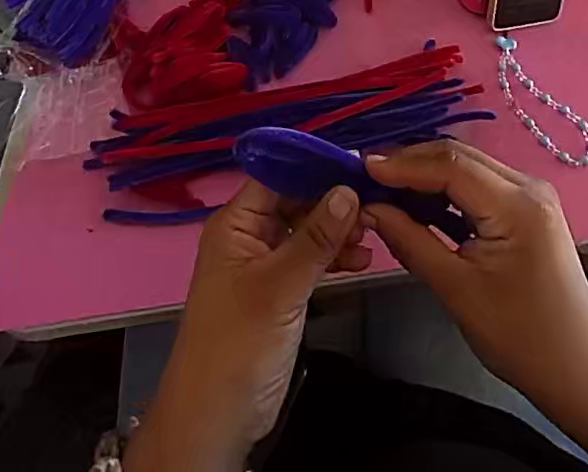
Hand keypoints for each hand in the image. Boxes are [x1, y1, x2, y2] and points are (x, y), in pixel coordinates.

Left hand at [125, 181, 368, 471]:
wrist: (214, 421)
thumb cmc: (237, 344)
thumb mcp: (280, 286)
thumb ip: (316, 237)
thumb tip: (348, 190)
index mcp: (236, 223)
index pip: (277, 177)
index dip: (314, 167)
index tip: (355, 165)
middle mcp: (250, 235)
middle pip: (296, 201)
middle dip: (333, 202)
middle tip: (373, 203)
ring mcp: (265, 263)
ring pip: (307, 230)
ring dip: (338, 231)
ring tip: (372, 233)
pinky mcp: (280, 289)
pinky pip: (311, 259)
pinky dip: (334, 257)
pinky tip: (361, 261)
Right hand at [367, 141, 587, 471]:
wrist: (579, 366)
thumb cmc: (519, 336)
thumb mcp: (457, 291)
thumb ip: (412, 242)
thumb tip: (371, 208)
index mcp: (517, 204)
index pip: (450, 165)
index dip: (403, 163)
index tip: (362, 167)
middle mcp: (528, 185)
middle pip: (459, 156)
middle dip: (411, 161)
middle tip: (367, 174)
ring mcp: (531, 192)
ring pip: (468, 164)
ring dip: (427, 170)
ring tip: (385, 182)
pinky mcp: (527, 204)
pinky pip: (479, 181)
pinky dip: (446, 185)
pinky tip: (419, 197)